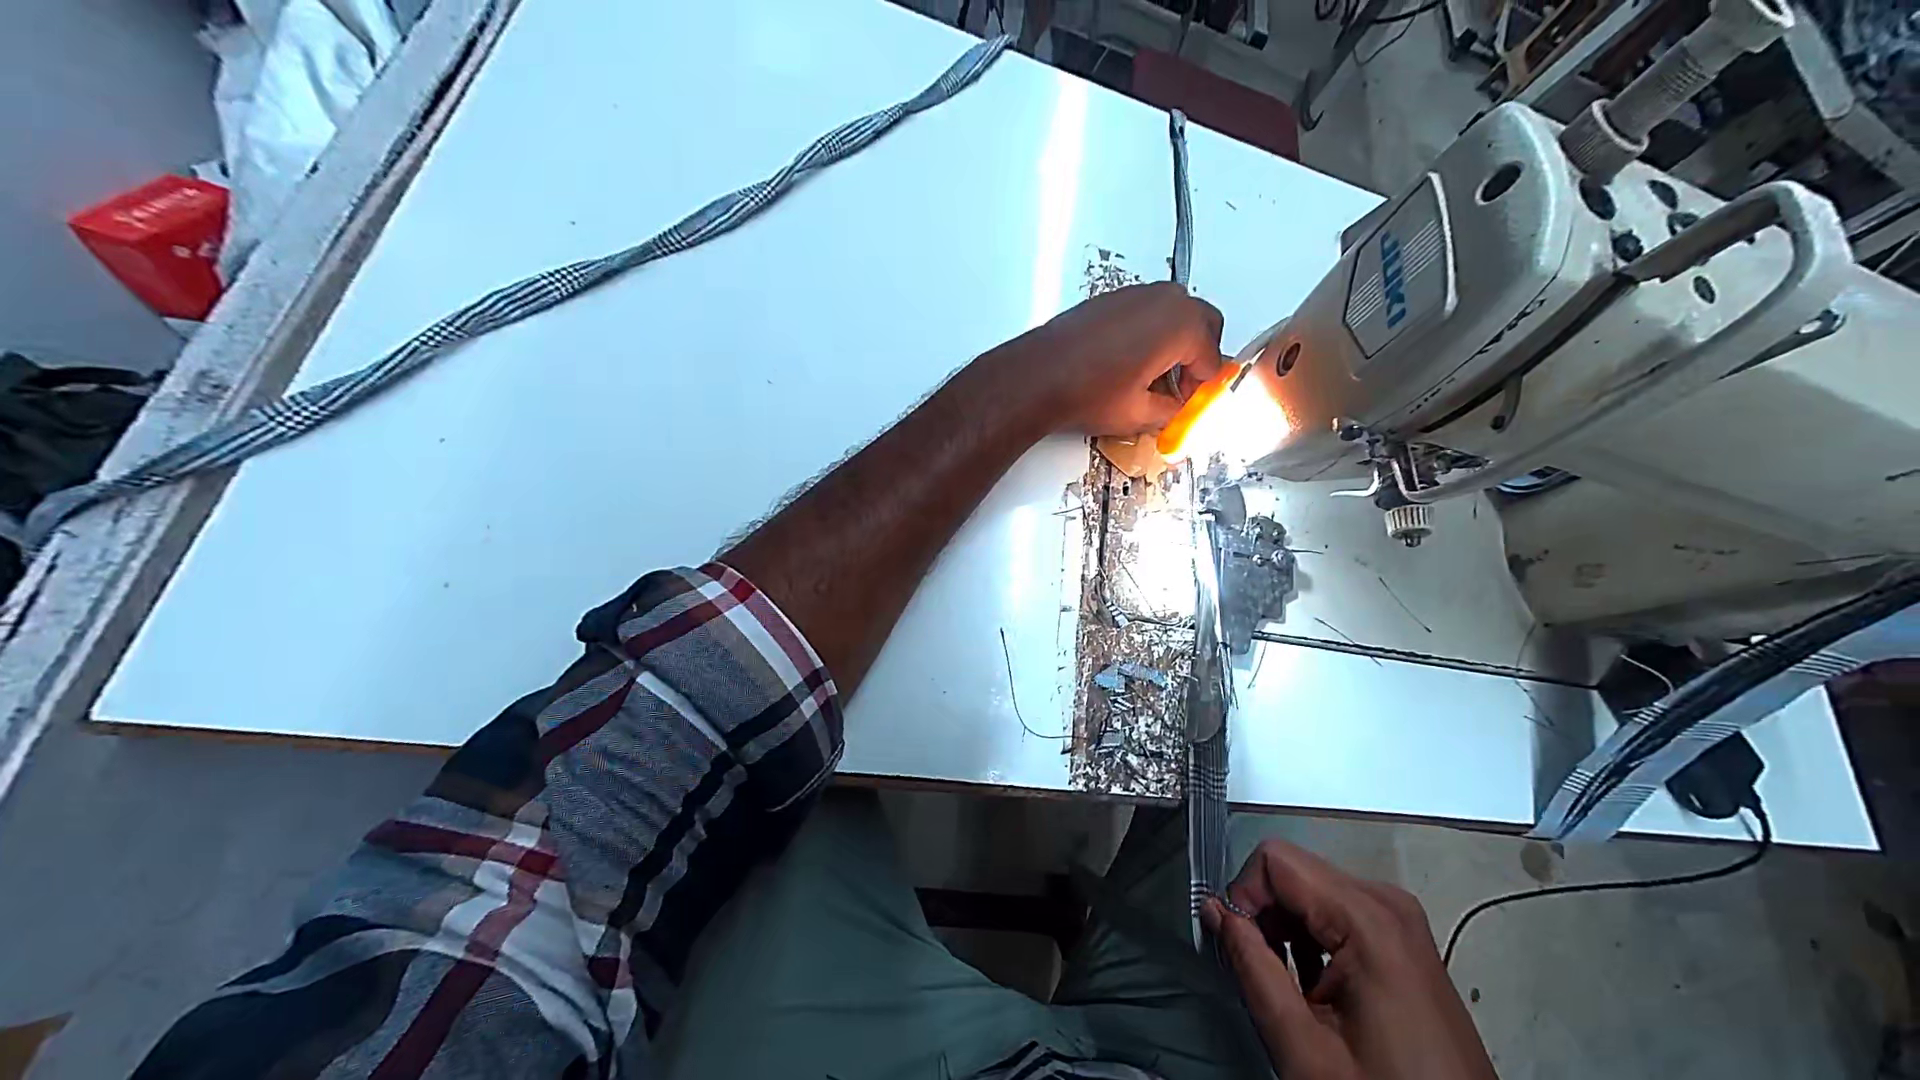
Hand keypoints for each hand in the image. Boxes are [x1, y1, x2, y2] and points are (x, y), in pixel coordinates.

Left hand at [984, 282, 1226, 437]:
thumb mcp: (1139, 414)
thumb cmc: (1080, 389)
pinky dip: (1151, 334)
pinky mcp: (1114, 299)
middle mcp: (1163, 300)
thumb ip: (1173, 412)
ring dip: (1176, 345)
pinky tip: (1131, 366)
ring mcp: (1137, 294)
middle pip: (1204, 326)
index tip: (1193, 403)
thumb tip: (1178, 411)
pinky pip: (1149, 312)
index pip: (1214, 358)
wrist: (1036, 377)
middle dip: (1198, 358)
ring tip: (1153, 382)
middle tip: (1181, 391)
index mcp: (1181, 325)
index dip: (1204, 387)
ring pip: (1177, 315)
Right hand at [1201, 839, 1497, 1079]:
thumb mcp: (1303, 1046)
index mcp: (1368, 919)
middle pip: (1293, 871)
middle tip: (1257, 971)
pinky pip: (1335, 908)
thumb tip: (1215, 909)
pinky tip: (1311, 985)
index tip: (1237, 945)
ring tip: (1283, 984)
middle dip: (1262, 913)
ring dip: (1283, 928)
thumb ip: (1251, 966)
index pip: (1275, 859)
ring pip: (1309, 888)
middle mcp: (1386, 901)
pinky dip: (1309, 936)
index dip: (1243, 894)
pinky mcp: (1402, 936)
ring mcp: (1399, 918)